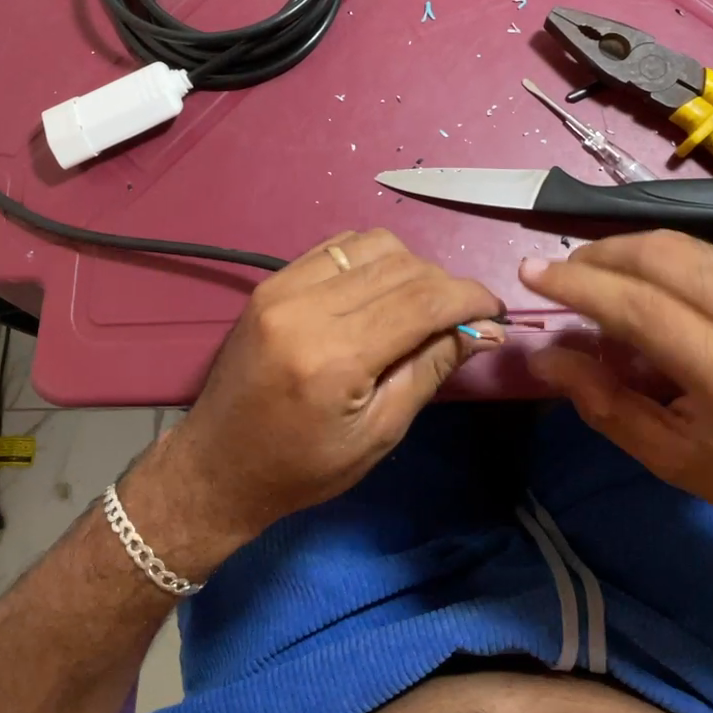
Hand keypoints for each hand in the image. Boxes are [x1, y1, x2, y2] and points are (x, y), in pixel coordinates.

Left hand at [163, 229, 504, 539]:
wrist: (217, 466)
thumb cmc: (302, 468)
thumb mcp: (379, 433)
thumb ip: (431, 369)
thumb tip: (484, 329)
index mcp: (334, 356)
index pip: (422, 299)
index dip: (469, 297)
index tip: (494, 311)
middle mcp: (305, 307)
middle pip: (401, 265)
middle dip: (444, 284)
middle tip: (460, 318)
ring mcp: (281, 287)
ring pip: (371, 245)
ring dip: (409, 267)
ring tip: (418, 306)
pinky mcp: (270, 282)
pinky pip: (337, 247)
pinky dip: (371, 260)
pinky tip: (379, 292)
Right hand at [517, 231, 712, 544]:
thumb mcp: (675, 460)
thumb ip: (604, 403)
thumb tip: (544, 353)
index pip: (642, 307)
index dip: (578, 285)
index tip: (531, 272)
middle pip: (662, 257)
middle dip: (598, 256)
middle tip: (561, 274)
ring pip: (684, 244)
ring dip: (628, 254)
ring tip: (599, 282)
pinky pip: (711, 252)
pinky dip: (667, 261)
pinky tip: (651, 288)